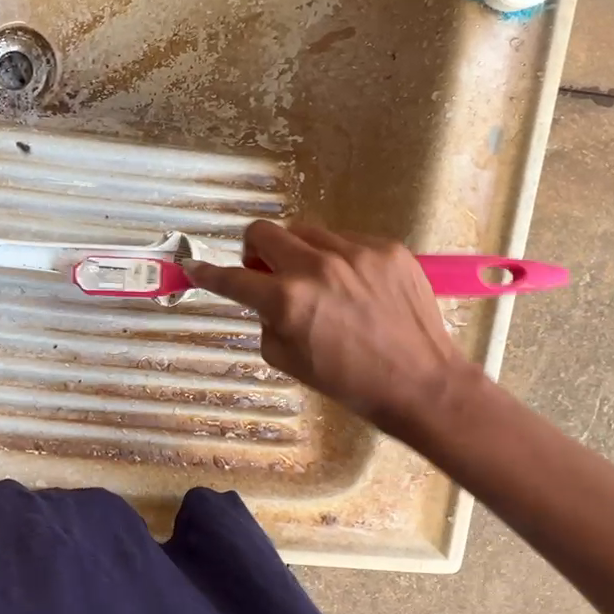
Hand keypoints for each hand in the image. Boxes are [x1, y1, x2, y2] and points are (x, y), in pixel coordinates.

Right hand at [182, 221, 480, 431]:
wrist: (420, 382)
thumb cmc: (347, 381)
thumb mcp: (286, 359)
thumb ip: (266, 320)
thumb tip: (266, 299)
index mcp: (287, 300)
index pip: (232, 277)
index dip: (207, 272)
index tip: (193, 266)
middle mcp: (317, 267)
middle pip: (264, 232)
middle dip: (254, 249)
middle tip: (264, 270)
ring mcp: (356, 253)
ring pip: (305, 231)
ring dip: (296, 251)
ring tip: (314, 279)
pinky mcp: (387, 249)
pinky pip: (346, 240)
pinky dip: (336, 258)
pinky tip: (351, 286)